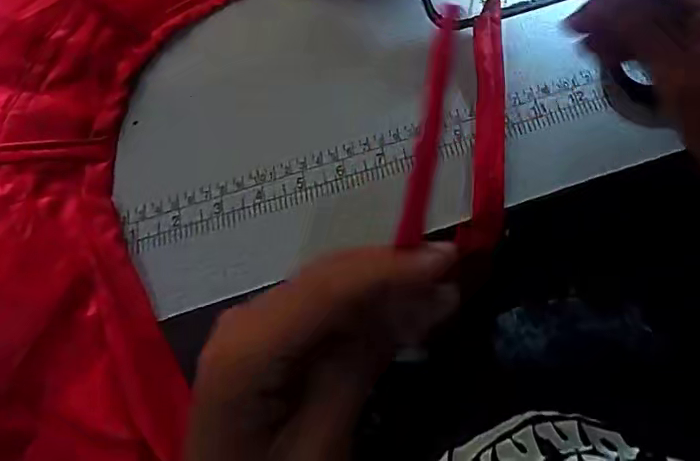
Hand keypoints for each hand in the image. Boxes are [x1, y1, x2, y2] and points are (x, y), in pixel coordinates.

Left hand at [186, 244, 459, 460]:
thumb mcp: (319, 446)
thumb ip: (358, 367)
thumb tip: (416, 300)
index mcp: (247, 344)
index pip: (328, 285)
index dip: (391, 265)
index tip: (445, 258)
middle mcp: (247, 317)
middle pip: (332, 279)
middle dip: (395, 273)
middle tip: (453, 270)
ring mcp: (257, 324)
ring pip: (335, 290)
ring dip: (389, 290)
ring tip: (442, 293)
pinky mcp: (272, 337)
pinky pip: (327, 311)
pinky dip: (370, 312)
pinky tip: (409, 313)